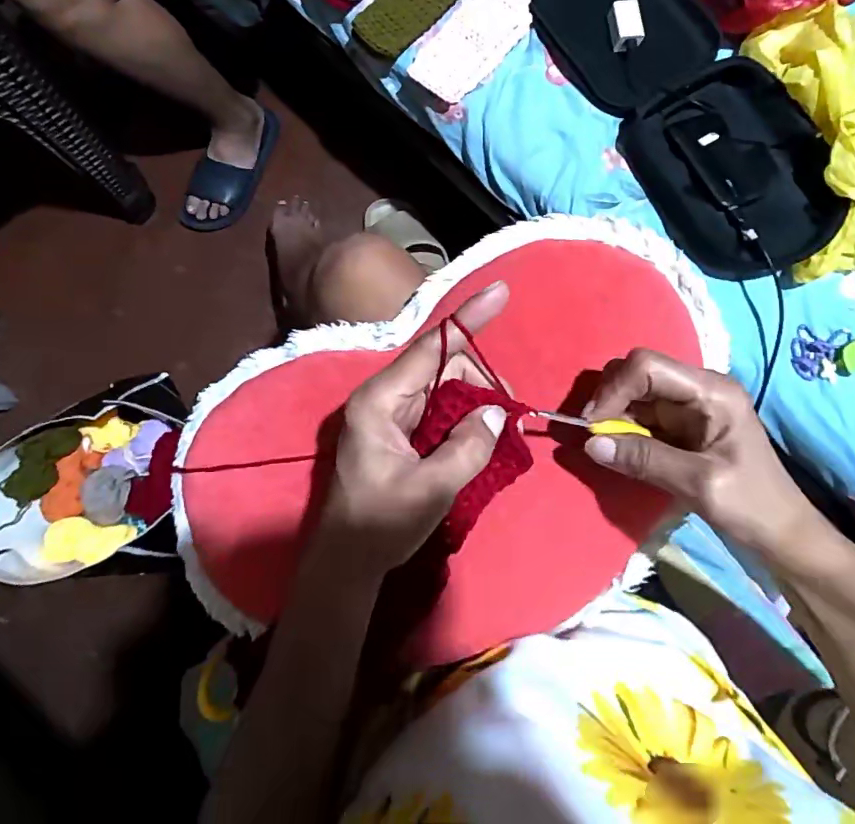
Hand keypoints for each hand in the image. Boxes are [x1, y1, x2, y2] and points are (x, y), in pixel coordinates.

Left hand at [312, 282, 511, 577]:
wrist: (347, 562)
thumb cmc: (380, 524)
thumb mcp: (431, 489)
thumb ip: (467, 447)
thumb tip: (495, 414)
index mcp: (380, 401)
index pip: (431, 348)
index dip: (468, 319)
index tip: (500, 292)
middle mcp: (384, 396)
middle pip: (442, 365)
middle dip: (479, 378)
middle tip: (507, 413)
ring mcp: (390, 412)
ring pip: (443, 385)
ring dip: (474, 398)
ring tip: (498, 427)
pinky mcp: (399, 429)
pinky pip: (438, 406)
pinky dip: (463, 414)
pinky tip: (481, 432)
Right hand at [583, 349, 853, 580]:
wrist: (782, 536)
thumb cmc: (752, 506)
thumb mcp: (699, 484)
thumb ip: (645, 459)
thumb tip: (591, 443)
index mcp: (712, 391)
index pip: (648, 366)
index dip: (615, 389)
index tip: (592, 425)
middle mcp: (698, 389)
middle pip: (638, 372)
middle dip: (610, 398)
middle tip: (593, 434)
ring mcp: (688, 407)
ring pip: (635, 393)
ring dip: (612, 414)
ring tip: (600, 443)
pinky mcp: (679, 427)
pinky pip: (640, 416)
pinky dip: (621, 429)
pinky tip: (614, 447)